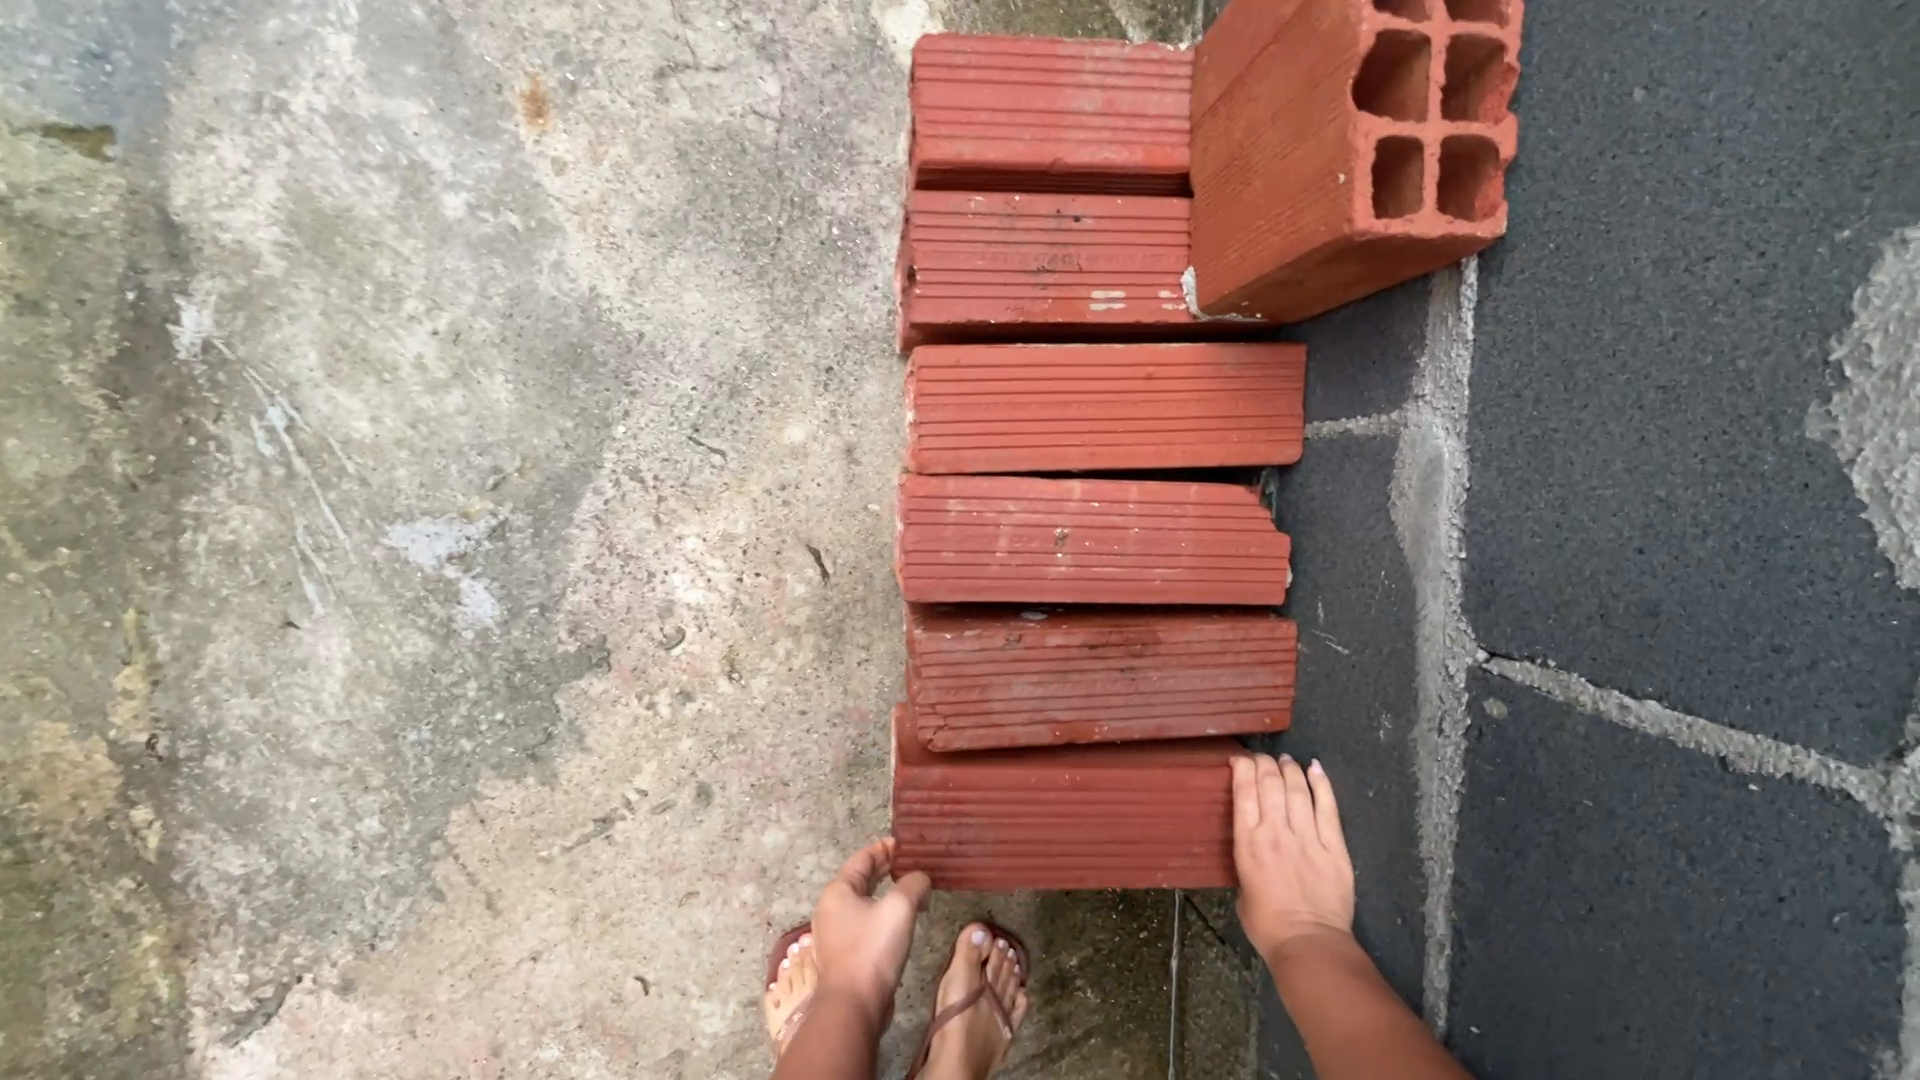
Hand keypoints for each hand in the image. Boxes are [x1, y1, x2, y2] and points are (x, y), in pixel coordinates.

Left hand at [808, 838, 932, 1019]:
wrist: (854, 1006)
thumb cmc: (872, 950)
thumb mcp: (899, 908)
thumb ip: (913, 884)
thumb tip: (921, 878)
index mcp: (838, 890)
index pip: (863, 857)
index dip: (886, 848)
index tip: (907, 844)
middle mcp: (831, 908)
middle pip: (862, 879)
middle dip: (888, 870)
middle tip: (914, 865)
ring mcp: (835, 934)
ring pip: (865, 903)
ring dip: (888, 895)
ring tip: (914, 892)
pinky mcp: (844, 955)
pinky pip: (865, 924)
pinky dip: (883, 916)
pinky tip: (902, 923)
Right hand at [1231, 753, 1354, 962]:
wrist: (1308, 943)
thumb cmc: (1266, 924)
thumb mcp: (1242, 886)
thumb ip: (1249, 859)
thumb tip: (1256, 848)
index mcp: (1248, 841)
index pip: (1244, 790)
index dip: (1242, 767)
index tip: (1239, 760)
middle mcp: (1275, 831)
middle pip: (1270, 783)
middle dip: (1265, 763)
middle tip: (1262, 758)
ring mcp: (1307, 837)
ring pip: (1297, 789)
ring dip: (1290, 769)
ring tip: (1285, 760)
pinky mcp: (1334, 847)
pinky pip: (1328, 808)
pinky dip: (1321, 784)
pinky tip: (1315, 768)